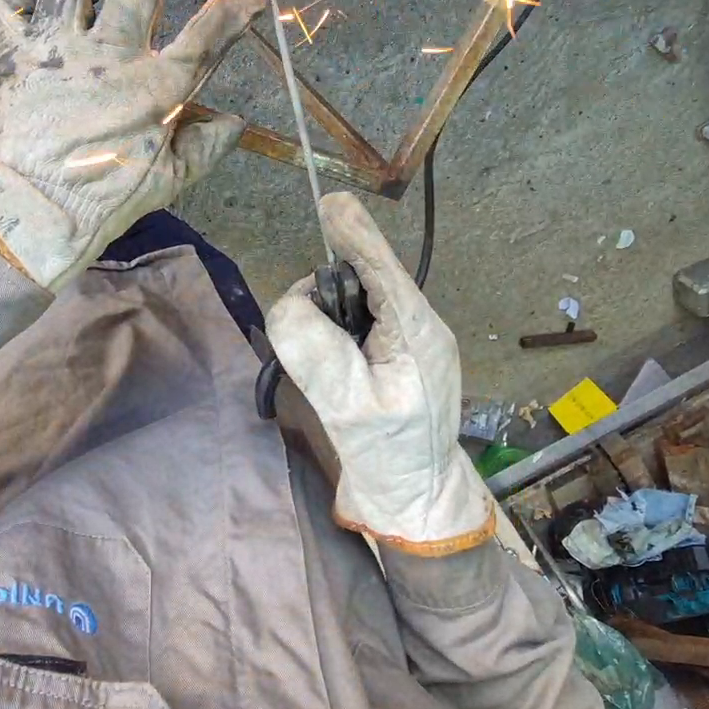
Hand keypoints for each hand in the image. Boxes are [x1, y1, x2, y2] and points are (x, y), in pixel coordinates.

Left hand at [0, 0, 265, 290]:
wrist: (30, 211)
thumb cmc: (102, 202)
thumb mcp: (167, 182)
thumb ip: (204, 147)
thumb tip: (235, 122)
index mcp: (153, 88)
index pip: (205, 36)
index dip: (234, 8)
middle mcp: (109, 55)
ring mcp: (58, 49)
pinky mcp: (15, 56)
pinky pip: (10, 8)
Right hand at [266, 193, 494, 554]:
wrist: (417, 504)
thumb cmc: (391, 460)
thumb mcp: (350, 407)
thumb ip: (317, 351)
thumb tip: (290, 304)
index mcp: (418, 332)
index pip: (382, 269)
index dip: (355, 235)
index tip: (330, 204)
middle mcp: (418, 327)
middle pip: (364, 280)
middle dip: (329, 297)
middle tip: (314, 353)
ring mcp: (410, 343)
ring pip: (357, 303)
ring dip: (330, 322)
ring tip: (329, 375)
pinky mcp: (397, 358)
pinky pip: (358, 326)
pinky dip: (336, 337)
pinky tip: (335, 371)